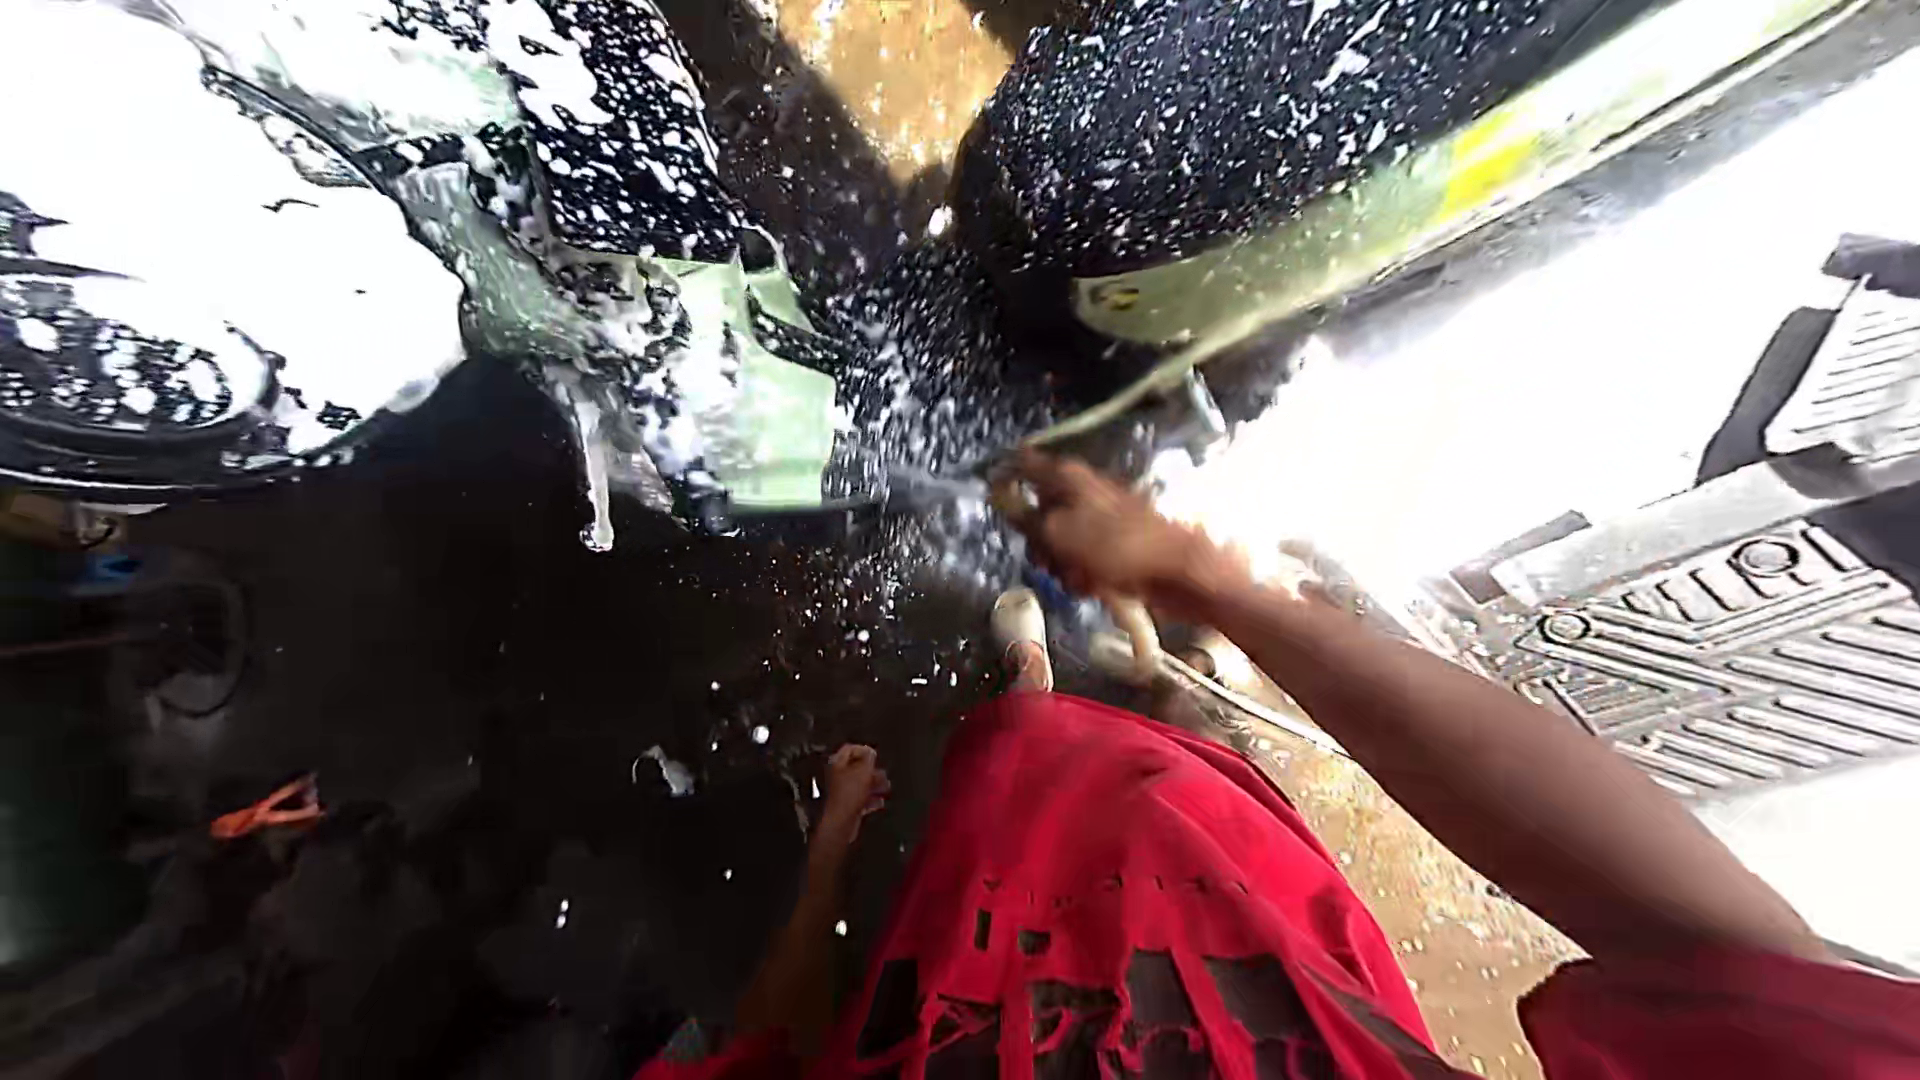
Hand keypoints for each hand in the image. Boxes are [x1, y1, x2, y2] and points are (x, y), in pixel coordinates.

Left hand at [813, 745, 888, 858]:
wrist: (842, 822)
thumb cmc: (851, 793)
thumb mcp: (863, 770)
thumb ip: (868, 758)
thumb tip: (870, 751)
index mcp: (838, 764)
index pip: (849, 749)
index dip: (862, 749)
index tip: (874, 755)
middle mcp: (838, 776)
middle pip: (857, 767)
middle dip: (872, 770)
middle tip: (883, 774)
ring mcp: (842, 792)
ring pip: (861, 784)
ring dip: (874, 785)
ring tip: (886, 788)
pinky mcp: (847, 806)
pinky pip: (861, 799)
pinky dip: (871, 799)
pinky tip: (879, 802)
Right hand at [998, 451, 1242, 615]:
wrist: (1178, 572)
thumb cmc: (1116, 546)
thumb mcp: (1058, 532)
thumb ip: (1024, 515)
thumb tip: (998, 494)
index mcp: (1068, 478)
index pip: (1024, 464)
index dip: (1004, 478)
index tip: (991, 498)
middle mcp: (1081, 493)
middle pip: (1037, 513)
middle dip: (1038, 543)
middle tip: (1049, 557)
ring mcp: (1097, 521)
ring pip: (1057, 543)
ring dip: (1061, 565)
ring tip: (1080, 576)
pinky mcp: (1111, 547)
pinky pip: (1080, 560)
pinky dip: (1083, 575)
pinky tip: (1096, 586)